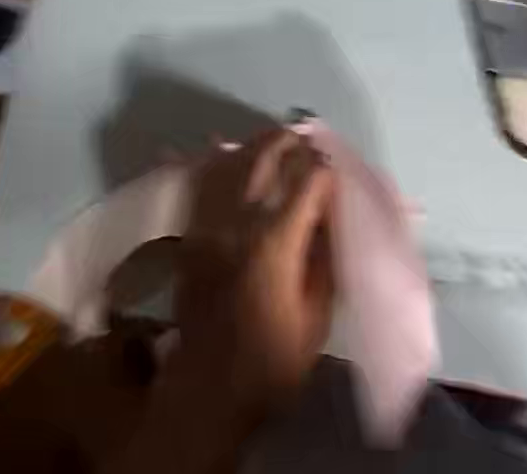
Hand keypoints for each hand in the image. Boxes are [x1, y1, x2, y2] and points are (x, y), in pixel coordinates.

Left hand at [172, 128, 335, 422]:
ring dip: (254, 144)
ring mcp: (209, 223)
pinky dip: (218, 162)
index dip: (325, 166)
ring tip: (274, 138)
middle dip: (288, 140)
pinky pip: (203, 182)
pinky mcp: (191, 233)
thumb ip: (325, 255)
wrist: (208, 389)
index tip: (335, 165)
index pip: (307, 180)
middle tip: (304, 136)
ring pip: (230, 162)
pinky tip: (230, 154)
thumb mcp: (318, 315)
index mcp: (276, 241)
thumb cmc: (273, 359)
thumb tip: (332, 212)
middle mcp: (238, 221)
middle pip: (264, 156)